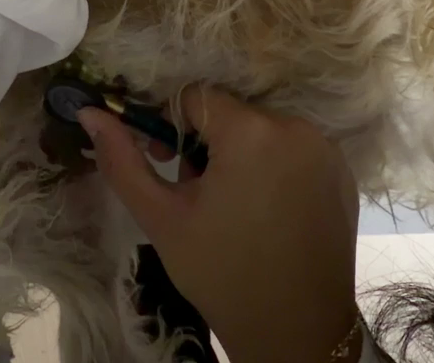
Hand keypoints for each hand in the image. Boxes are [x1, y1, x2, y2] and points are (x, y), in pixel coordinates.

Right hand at [80, 88, 360, 362]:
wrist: (298, 336)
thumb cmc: (222, 273)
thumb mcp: (161, 217)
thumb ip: (121, 159)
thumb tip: (90, 112)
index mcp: (250, 131)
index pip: (194, 98)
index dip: (170, 126)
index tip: (164, 163)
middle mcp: (294, 127)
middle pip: (228, 112)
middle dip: (205, 143)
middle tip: (197, 193)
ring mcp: (324, 149)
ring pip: (259, 128)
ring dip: (238, 153)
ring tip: (231, 204)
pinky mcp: (342, 171)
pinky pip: (291, 147)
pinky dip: (272, 165)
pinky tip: (265, 209)